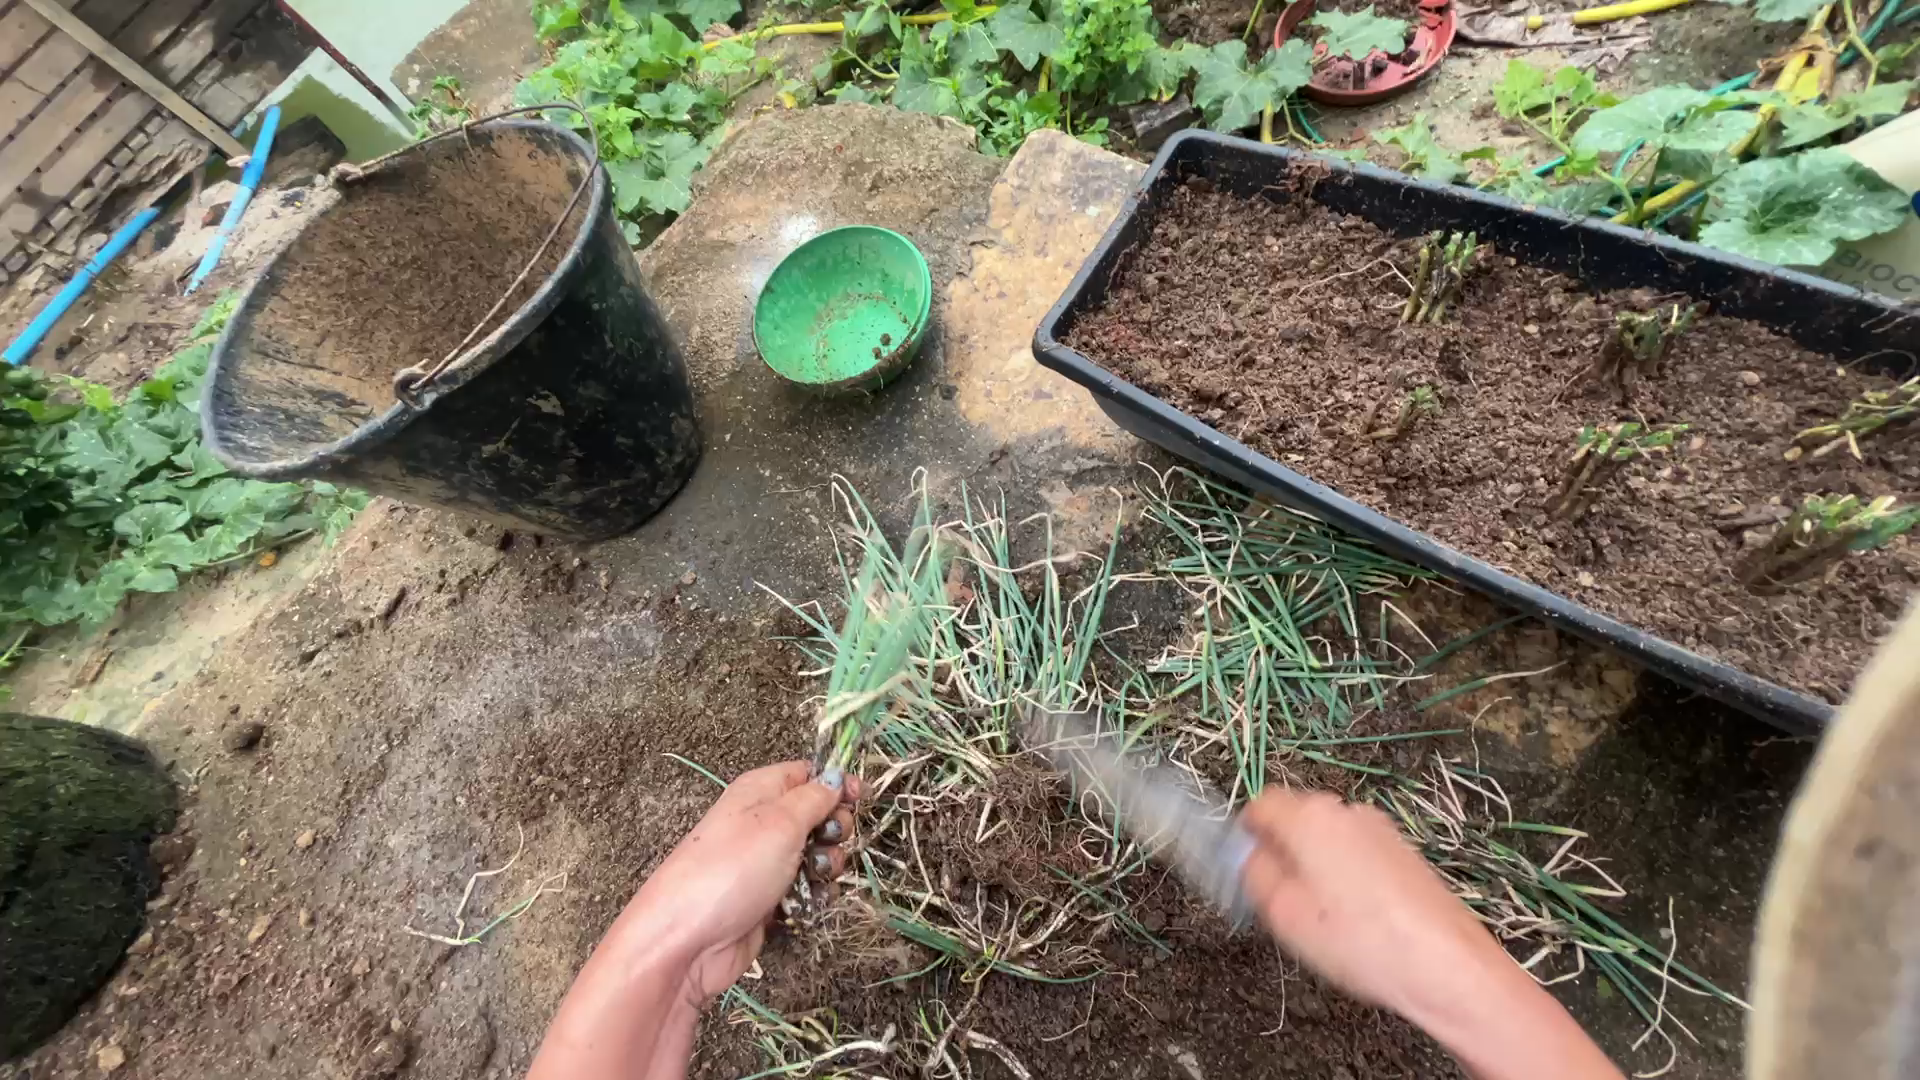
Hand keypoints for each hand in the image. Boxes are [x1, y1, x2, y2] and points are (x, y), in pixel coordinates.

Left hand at [629, 761, 858, 1006]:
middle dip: (834, 829)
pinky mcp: (768, 899)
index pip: (809, 773)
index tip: (859, 799)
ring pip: (817, 853)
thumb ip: (816, 796)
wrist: (685, 943)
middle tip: (828, 841)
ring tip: (814, 876)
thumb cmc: (733, 869)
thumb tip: (837, 776)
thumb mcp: (781, 821)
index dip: (837, 784)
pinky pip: (805, 887)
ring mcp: (765, 861)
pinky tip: (808, 903)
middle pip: (819, 814)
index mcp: (761, 790)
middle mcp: (763, 821)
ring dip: (827, 865)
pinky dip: (814, 894)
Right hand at [1239, 789, 1623, 1079]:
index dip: (1245, 833)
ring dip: (1315, 860)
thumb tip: (1247, 856)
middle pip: (1294, 816)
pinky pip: (1356, 849)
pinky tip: (1358, 914)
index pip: (1258, 803)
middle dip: (1282, 847)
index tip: (1246, 865)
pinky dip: (1347, 870)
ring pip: (1327, 834)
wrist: (1452, 969)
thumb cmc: (1360, 939)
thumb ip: (1252, 874)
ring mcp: (1378, 827)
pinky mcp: (1404, 850)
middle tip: (1281, 894)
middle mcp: (1341, 809)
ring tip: (1324, 910)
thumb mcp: (1282, 912)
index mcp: (1307, 815)